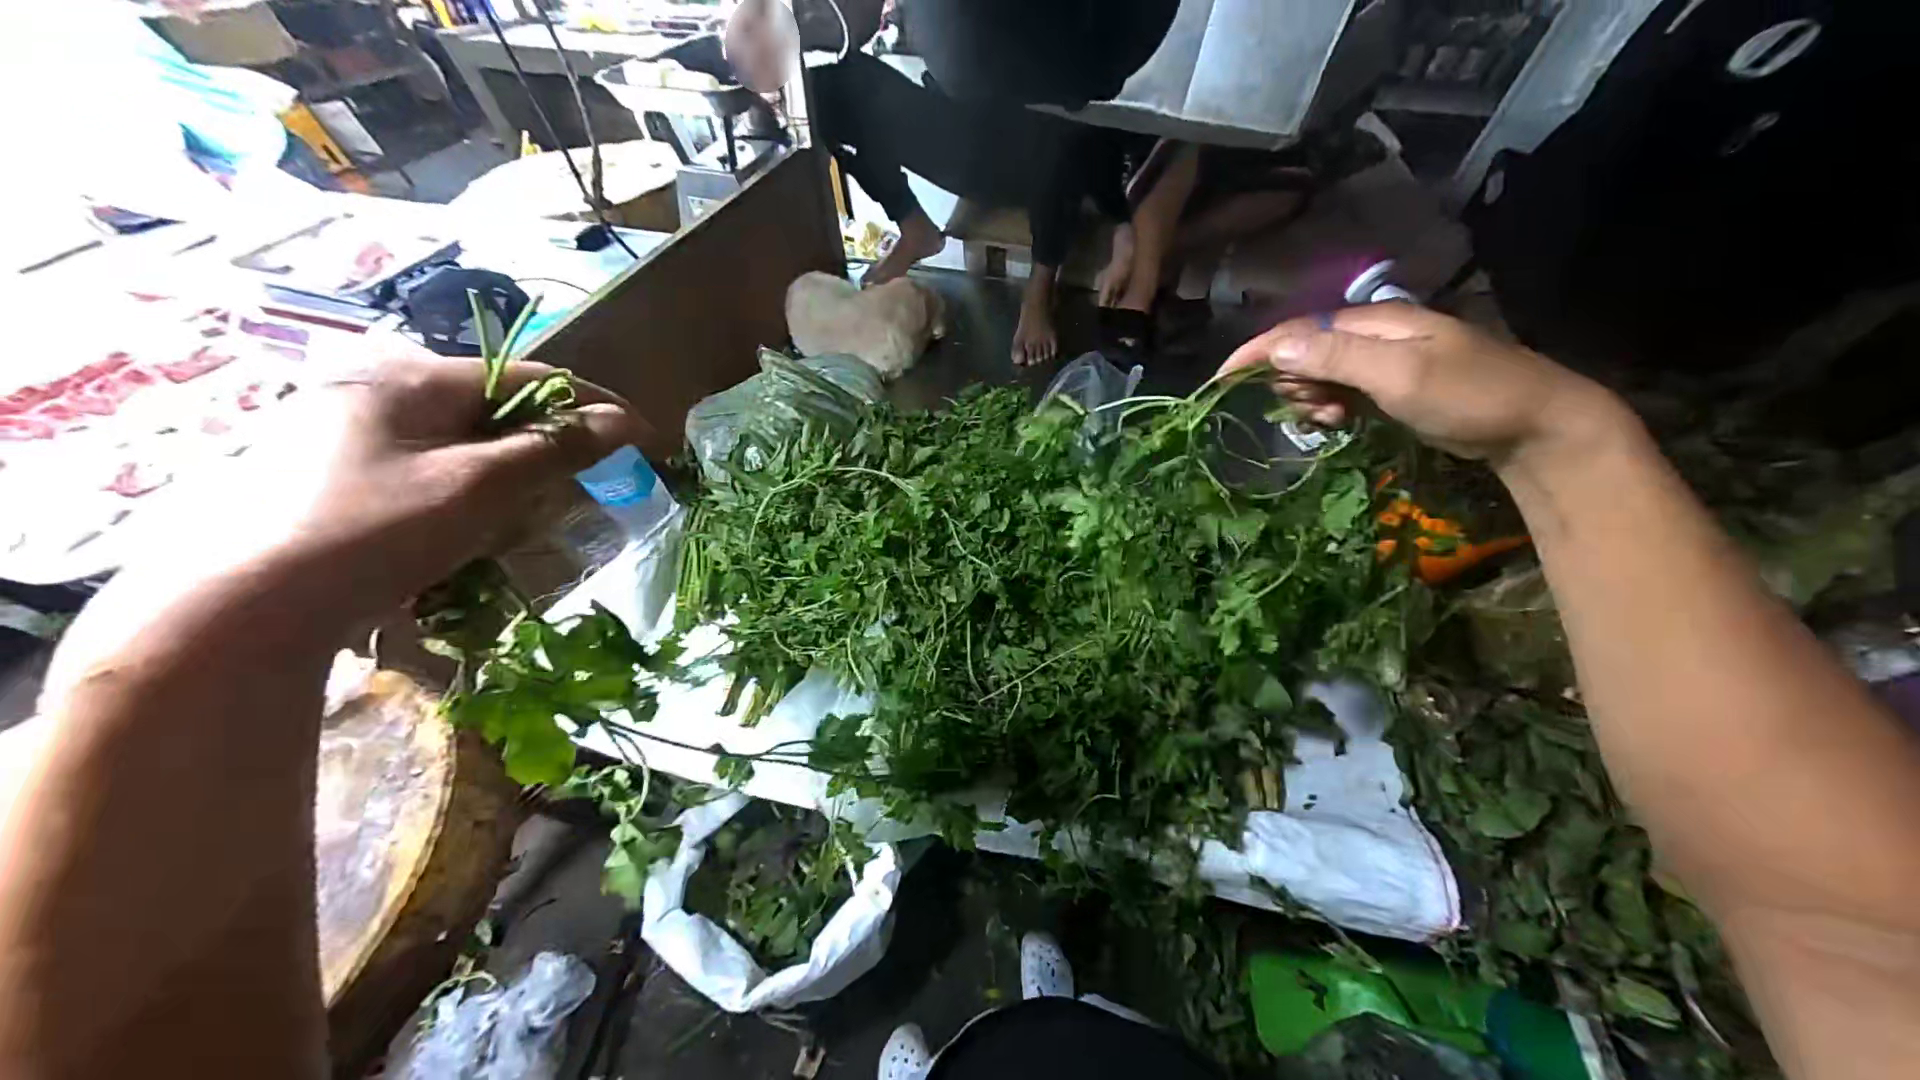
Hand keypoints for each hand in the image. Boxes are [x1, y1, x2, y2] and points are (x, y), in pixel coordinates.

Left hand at [288, 347, 643, 611]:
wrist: (241, 607)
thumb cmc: (373, 532)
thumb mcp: (481, 487)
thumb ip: (558, 447)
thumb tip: (627, 421)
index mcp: (413, 374)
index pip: (533, 375)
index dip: (596, 406)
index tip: (643, 437)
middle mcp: (380, 382)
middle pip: (499, 408)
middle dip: (545, 449)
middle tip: (574, 492)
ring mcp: (351, 422)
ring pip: (468, 439)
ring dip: (508, 475)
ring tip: (513, 521)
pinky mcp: (336, 461)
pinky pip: (432, 461)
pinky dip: (467, 488)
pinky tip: (461, 527)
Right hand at [1218, 303, 1621, 464]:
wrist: (1537, 425)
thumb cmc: (1469, 395)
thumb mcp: (1399, 375)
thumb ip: (1336, 357)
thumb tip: (1276, 346)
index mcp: (1375, 321)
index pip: (1299, 329)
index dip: (1255, 351)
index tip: (1218, 380)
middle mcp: (1374, 334)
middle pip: (1304, 350)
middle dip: (1288, 380)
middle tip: (1304, 411)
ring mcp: (1383, 360)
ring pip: (1319, 372)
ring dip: (1308, 397)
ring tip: (1326, 420)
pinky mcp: (1390, 385)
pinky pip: (1339, 390)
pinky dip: (1328, 406)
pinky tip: (1338, 422)